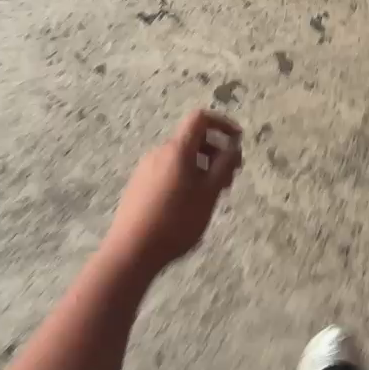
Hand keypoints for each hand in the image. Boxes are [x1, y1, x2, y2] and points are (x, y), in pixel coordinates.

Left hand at [102, 111, 241, 274]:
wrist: (131, 250)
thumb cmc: (176, 220)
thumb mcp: (209, 194)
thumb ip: (224, 166)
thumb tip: (233, 146)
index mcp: (177, 149)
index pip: (200, 118)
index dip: (222, 123)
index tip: (237, 140)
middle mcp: (160, 151)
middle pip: (192, 139)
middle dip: (214, 152)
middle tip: (228, 179)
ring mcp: (146, 168)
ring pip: (180, 157)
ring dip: (201, 167)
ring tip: (210, 196)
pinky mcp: (139, 184)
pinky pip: (168, 170)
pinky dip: (184, 177)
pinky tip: (187, 205)